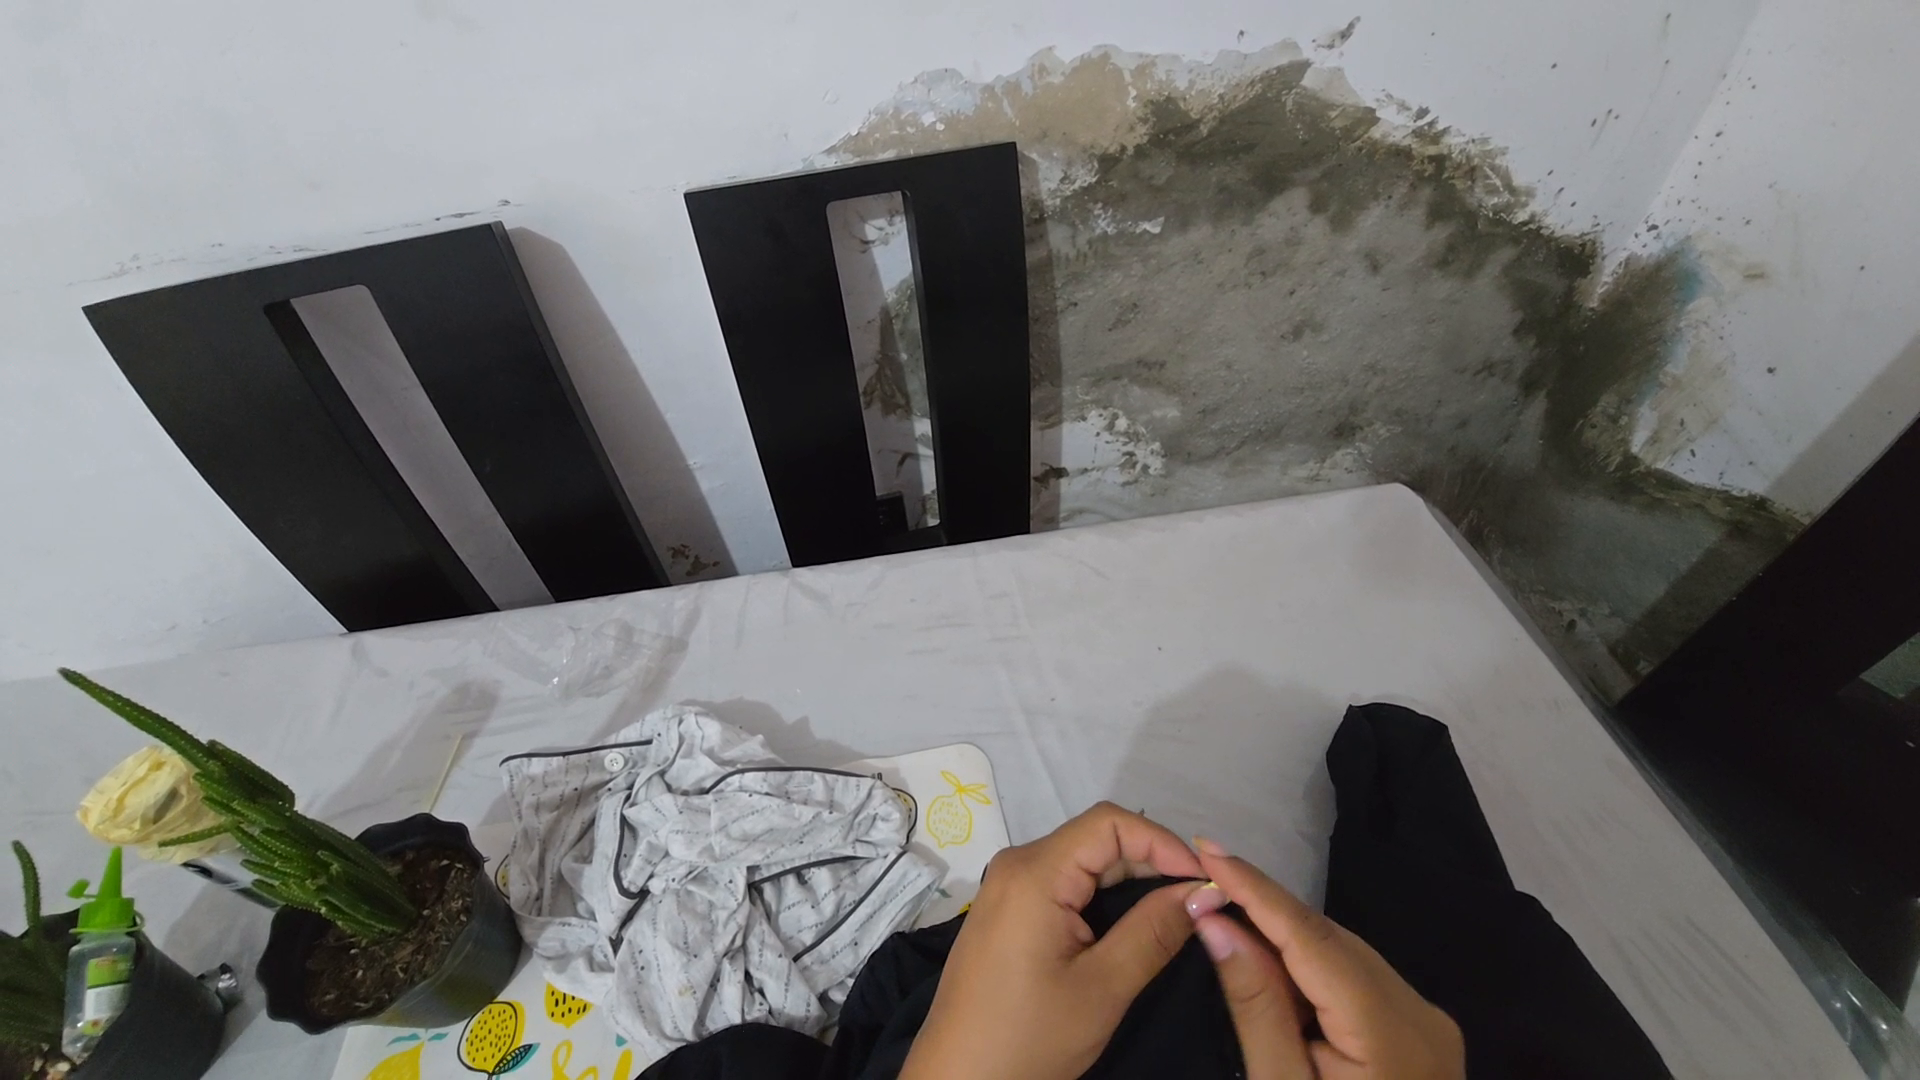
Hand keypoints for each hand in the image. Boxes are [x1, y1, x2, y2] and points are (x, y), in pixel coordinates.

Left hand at [900, 803, 1206, 1079]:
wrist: (957, 1078)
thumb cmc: (1029, 1036)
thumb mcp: (1102, 988)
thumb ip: (1153, 931)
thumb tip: (1203, 890)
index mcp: (1035, 871)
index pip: (1109, 823)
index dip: (1161, 840)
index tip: (1203, 879)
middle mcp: (1019, 863)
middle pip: (1095, 836)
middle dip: (1151, 858)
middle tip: (1199, 897)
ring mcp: (1010, 883)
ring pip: (1082, 857)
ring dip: (1131, 874)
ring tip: (1176, 907)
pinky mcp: (1010, 905)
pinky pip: (1065, 878)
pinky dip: (1104, 890)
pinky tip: (1133, 917)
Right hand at [1186, 840, 1463, 1078]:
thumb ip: (1254, 1003)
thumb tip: (1215, 919)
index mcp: (1391, 1031)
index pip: (1310, 937)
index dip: (1255, 888)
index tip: (1206, 848)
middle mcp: (1419, 1012)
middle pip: (1328, 938)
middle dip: (1264, 904)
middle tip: (1204, 874)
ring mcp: (1425, 1022)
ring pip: (1340, 951)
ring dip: (1282, 929)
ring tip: (1225, 904)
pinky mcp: (1417, 1032)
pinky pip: (1352, 975)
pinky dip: (1306, 959)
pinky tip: (1269, 955)